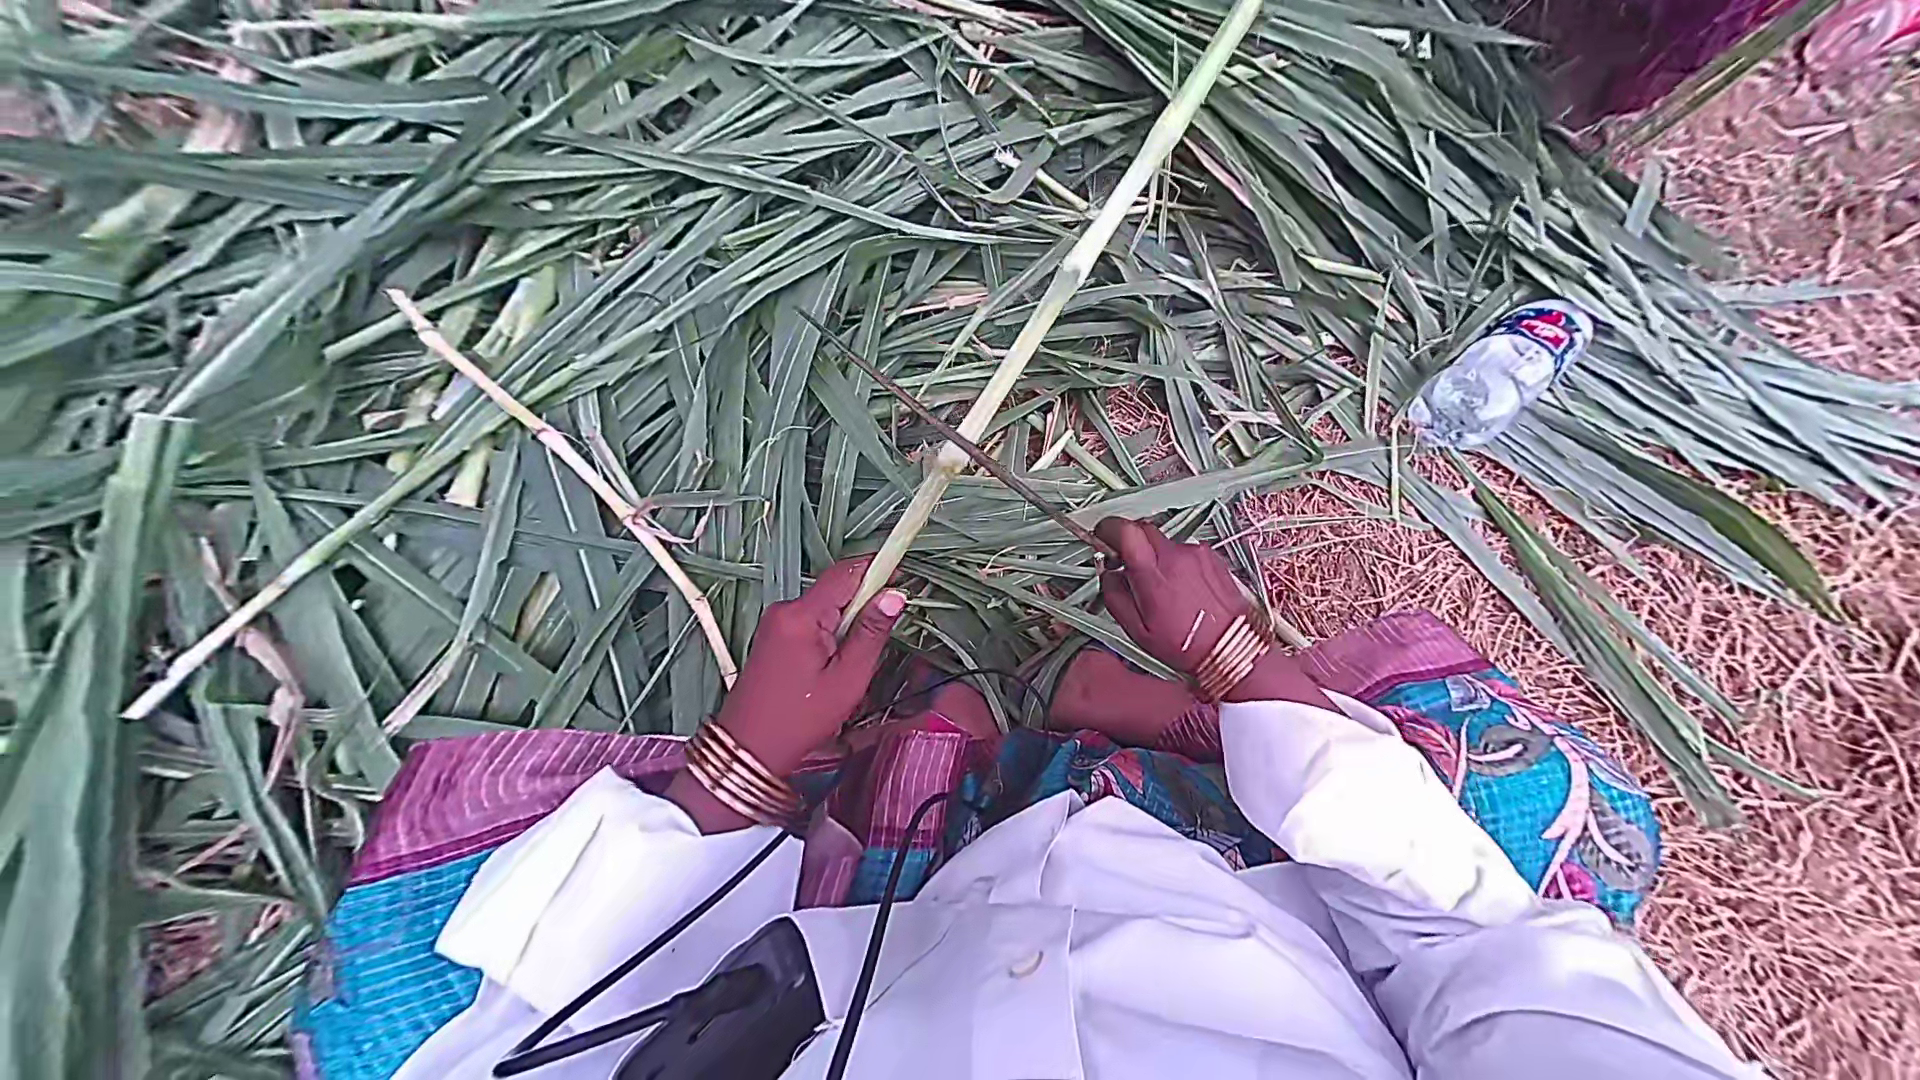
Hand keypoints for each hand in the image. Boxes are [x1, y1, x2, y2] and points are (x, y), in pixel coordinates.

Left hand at [713, 557, 906, 776]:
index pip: (846, 572)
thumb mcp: (848, 678)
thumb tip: (895, 595)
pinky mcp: (773, 633)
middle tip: (881, 636)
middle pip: (836, 588)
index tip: (903, 578)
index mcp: (802, 615)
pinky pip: (811, 618)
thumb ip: (872, 632)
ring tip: (854, 658)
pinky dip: (830, 630)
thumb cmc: (802, 719)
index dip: (877, 569)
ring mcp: (775, 620)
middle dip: (863, 602)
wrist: (749, 749)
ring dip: (847, 620)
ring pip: (825, 604)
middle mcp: (785, 608)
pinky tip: (834, 661)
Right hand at [1095, 517, 1328, 705]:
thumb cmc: (1186, 645)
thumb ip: (1114, 596)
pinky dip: (1175, 562)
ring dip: (1153, 554)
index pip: (1125, 531)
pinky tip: (1179, 587)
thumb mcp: (1137, 630)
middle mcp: (1176, 558)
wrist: (1233, 648)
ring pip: (1163, 541)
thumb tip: (1107, 575)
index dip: (1108, 529)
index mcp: (1154, 576)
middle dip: (1128, 541)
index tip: (1101, 536)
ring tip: (1158, 584)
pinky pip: (1183, 550)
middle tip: (1123, 561)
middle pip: (1142, 529)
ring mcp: (1197, 555)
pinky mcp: (1212, 557)